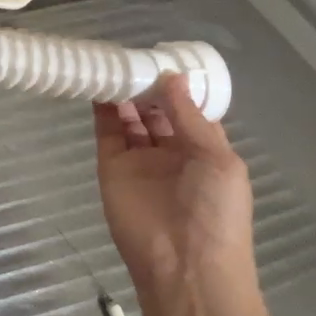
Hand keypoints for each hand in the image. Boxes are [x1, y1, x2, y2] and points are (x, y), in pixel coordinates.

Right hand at [94, 74, 276, 315]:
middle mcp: (173, 151)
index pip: (191, 111)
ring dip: (124, 92)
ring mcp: (141, 156)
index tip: (164, 57)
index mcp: (207, 152)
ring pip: (130, 116)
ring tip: (111, 63)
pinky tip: (97, 83)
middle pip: (157, 110)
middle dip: (147, 85)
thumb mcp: (218, 161)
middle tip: (132, 55)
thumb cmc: (215, 212)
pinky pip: (106, 128)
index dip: (180, 87)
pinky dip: (101, 107)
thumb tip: (172, 76)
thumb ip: (190, 117)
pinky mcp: (111, 161)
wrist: (182, 260)